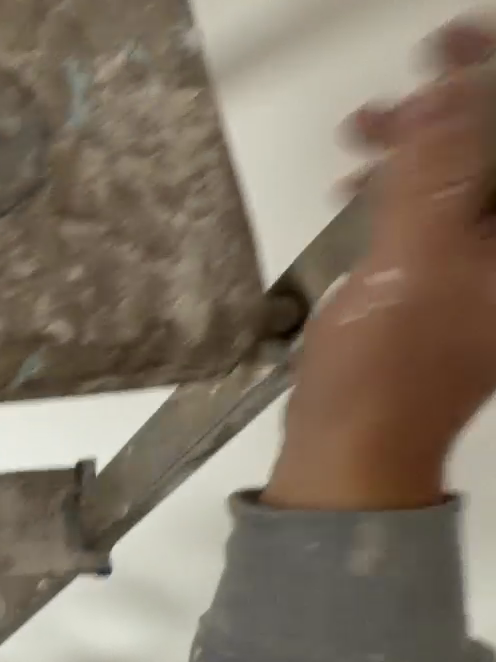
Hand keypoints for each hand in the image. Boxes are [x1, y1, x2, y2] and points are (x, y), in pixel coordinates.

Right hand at [268, 18, 495, 510]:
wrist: (353, 444)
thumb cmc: (386, 367)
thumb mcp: (409, 266)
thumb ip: (429, 178)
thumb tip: (441, 93)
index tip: (451, 44)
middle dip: (464, 104)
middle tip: (408, 75)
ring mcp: (494, 266)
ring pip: (476, 177)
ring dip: (426, 145)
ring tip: (360, 133)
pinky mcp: (453, 280)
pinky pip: (445, 212)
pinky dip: (408, 190)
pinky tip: (361, 186)